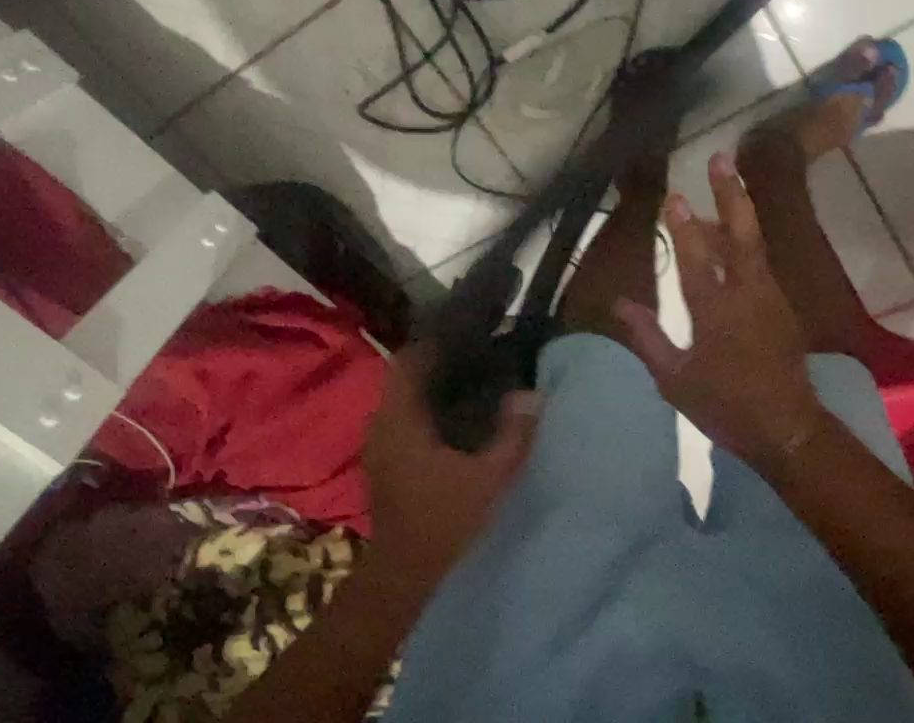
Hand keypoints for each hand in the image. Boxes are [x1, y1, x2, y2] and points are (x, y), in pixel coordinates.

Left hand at [363, 347, 540, 589]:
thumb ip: (512, 434)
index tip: (472, 328)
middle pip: (409, 376)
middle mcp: (382, 425)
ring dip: (437, 386)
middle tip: (485, 350)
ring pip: (408, 399)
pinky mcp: (388, 465)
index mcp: (399, 419)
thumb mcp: (488, 479)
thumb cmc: (444, 526)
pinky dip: (433, 410)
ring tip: (481, 376)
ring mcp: (381, 447)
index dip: (438, 340)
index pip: (410, 359)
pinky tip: (465, 416)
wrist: (404, 584)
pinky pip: (408, 420)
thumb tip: (531, 393)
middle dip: (443, 361)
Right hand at [611, 153, 824, 467]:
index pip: (695, 258)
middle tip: (721, 159)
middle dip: (731, 194)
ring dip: (739, 214)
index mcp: (715, 311)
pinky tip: (735, 243)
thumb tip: (621, 303)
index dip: (683, 224)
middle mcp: (747, 294)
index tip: (674, 194)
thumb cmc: (724, 406)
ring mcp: (771, 298)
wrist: (787, 429)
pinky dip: (746, 245)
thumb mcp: (674, 379)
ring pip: (755, 245)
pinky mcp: (783, 308)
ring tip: (725, 189)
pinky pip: (761, 264)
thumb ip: (647, 337)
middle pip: (741, 234)